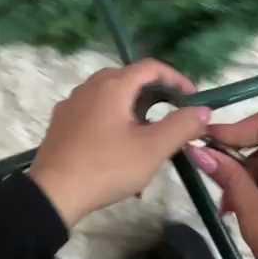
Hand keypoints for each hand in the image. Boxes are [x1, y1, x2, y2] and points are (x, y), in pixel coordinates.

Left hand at [29, 60, 210, 228]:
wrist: (54, 192)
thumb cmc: (107, 166)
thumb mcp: (152, 148)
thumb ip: (181, 125)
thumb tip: (203, 110)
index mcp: (112, 85)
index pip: (150, 67)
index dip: (177, 78)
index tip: (194, 99)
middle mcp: (89, 86)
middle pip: (128, 78)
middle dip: (155, 91)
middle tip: (174, 113)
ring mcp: (71, 103)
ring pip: (109, 94)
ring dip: (133, 106)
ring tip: (150, 131)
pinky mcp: (61, 122)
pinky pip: (94, 110)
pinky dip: (113, 117)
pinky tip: (119, 143)